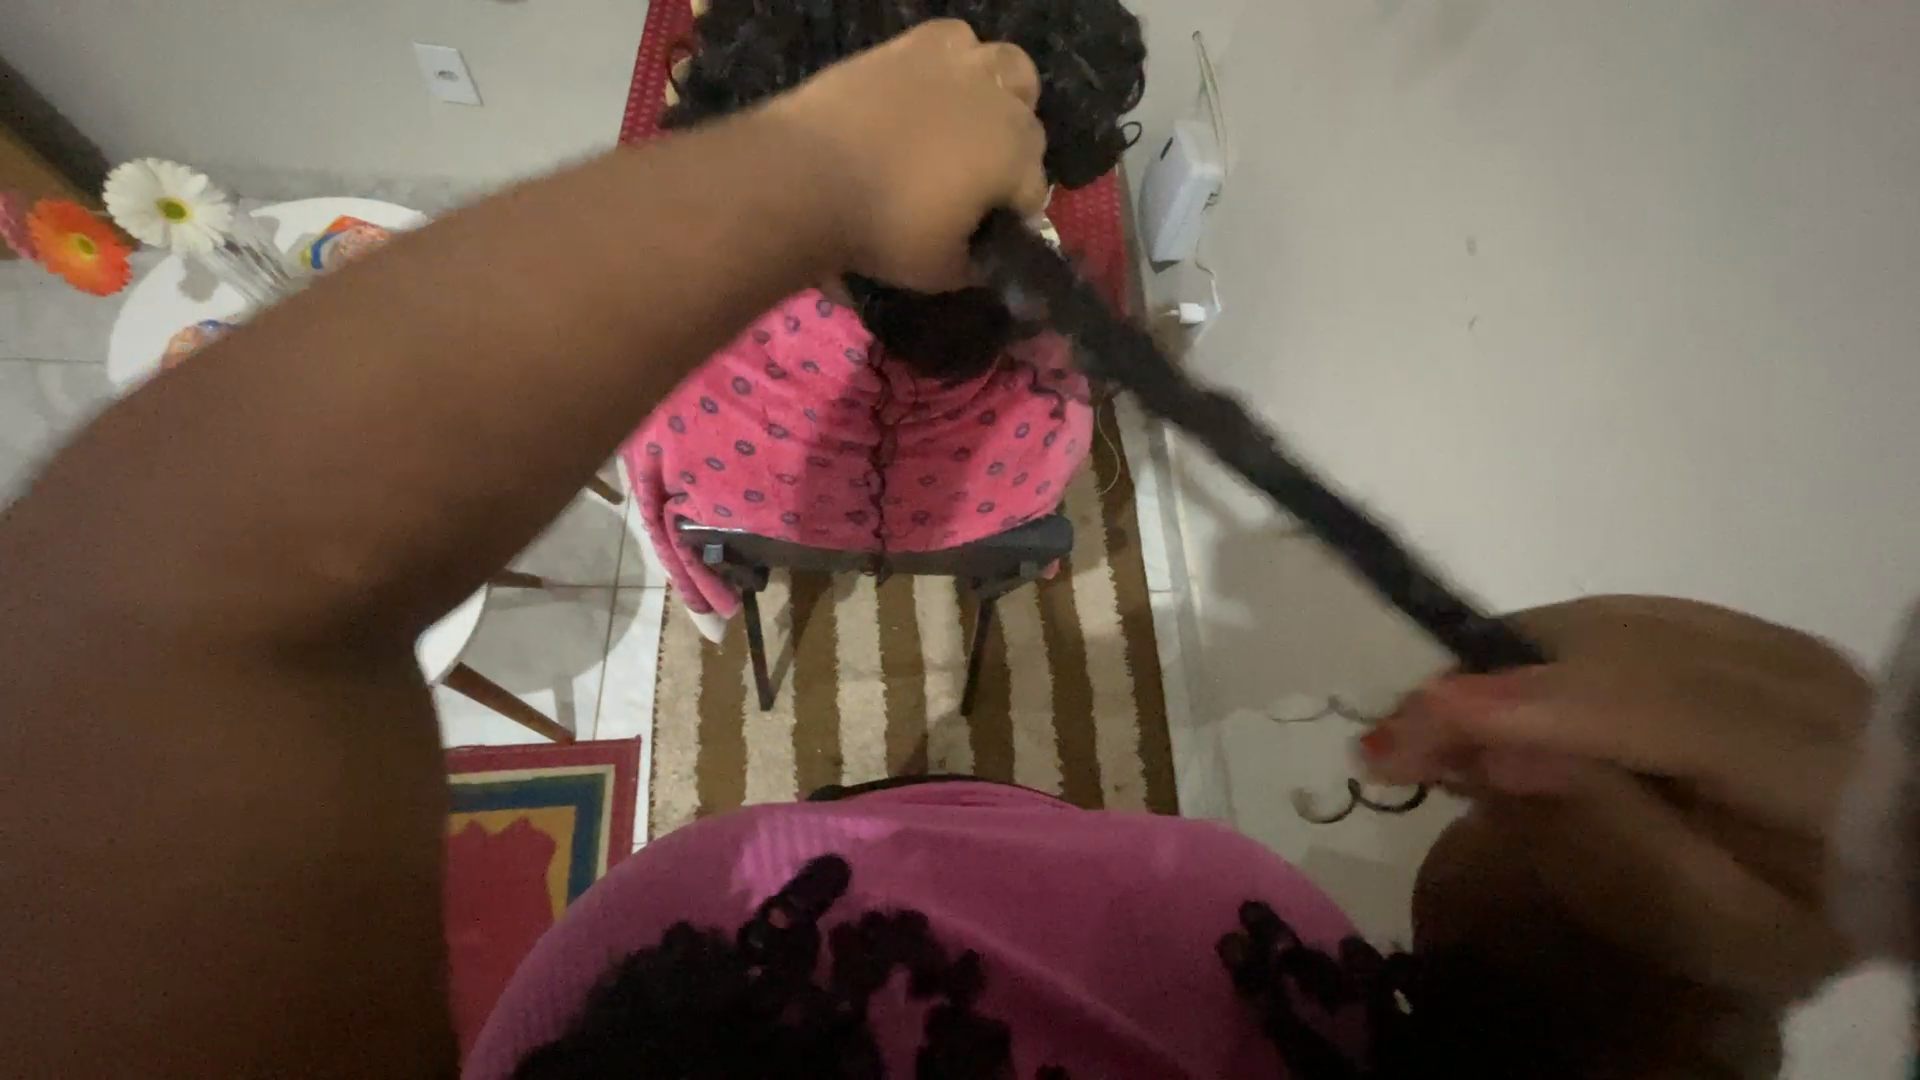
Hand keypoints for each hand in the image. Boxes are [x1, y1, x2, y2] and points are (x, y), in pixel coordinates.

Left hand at [765, 19, 1050, 291]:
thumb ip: (977, 264)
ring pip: (1007, 70)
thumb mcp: (942, 272)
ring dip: (1000, 99)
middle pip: (1029, 129)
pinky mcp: (915, 45)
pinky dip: (956, 65)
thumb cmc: (885, 232)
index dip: (1015, 217)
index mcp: (1013, 157)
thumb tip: (987, 260)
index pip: (1035, 191)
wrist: (811, 179)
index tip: (990, 233)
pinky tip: (934, 91)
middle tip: (976, 187)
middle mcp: (999, 102)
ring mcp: (958, 64)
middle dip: (1013, 159)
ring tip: (969, 126)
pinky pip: (956, 42)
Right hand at [1365, 596, 1871, 1005]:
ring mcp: (1762, 641)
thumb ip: (1598, 833)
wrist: (1788, 877)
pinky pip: (1589, 617)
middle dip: (1484, 690)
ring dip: (1490, 670)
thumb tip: (1490, 750)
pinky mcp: (1713, 623)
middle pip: (1616, 655)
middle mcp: (1813, 686)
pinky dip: (1519, 655)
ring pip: (1592, 625)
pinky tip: (1484, 696)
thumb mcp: (1682, 916)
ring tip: (1427, 726)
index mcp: (1840, 781)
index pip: (1670, 713)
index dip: (1531, 707)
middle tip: (1388, 741)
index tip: (1409, 726)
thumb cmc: (1728, 923)